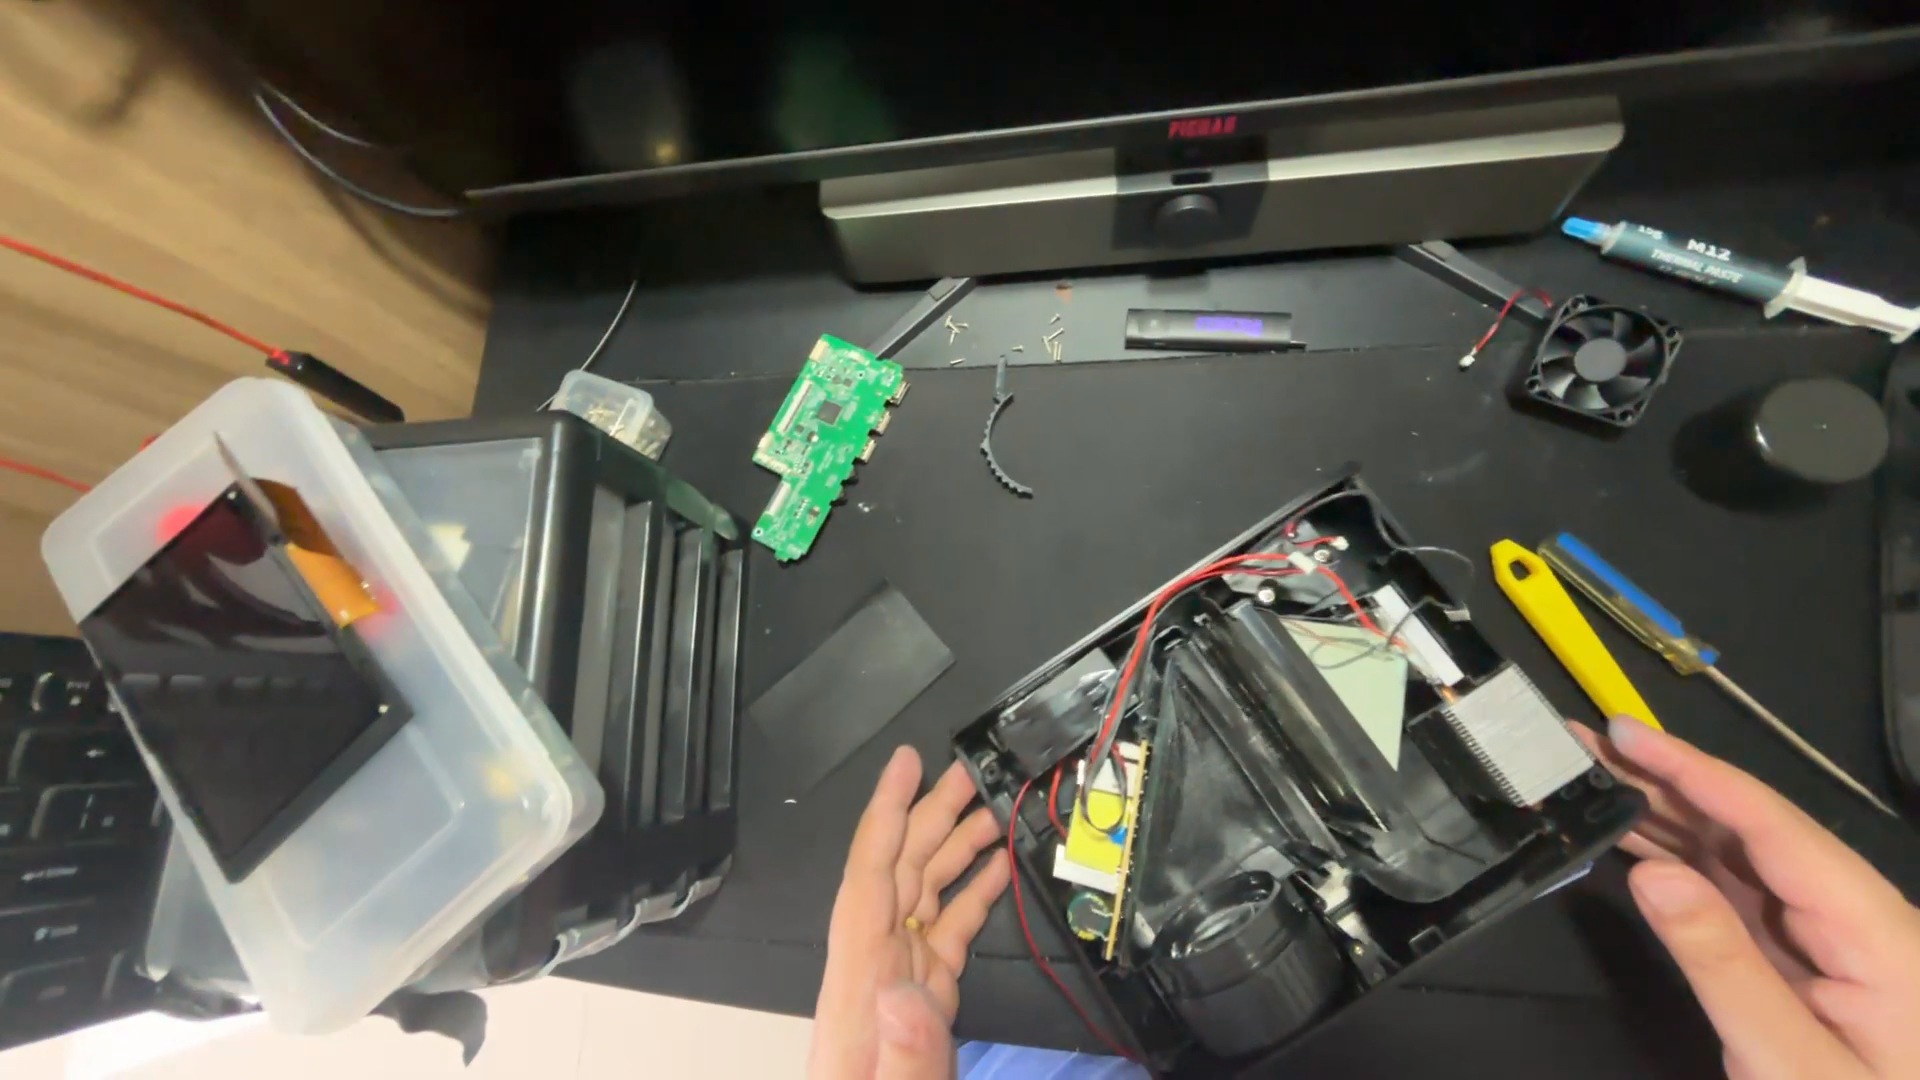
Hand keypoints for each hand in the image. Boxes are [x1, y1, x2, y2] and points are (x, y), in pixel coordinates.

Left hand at [809, 747, 1011, 1079]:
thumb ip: (904, 1062)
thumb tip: (906, 986)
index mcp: (862, 981)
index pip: (868, 876)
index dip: (886, 812)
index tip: (906, 763)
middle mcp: (878, 966)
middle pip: (901, 869)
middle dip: (932, 814)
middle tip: (971, 773)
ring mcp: (903, 980)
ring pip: (925, 892)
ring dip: (956, 847)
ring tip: (993, 812)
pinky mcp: (927, 998)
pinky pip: (947, 930)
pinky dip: (971, 894)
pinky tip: (995, 872)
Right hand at [1571, 715, 1919, 1079]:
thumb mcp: (1793, 1063)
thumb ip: (1724, 964)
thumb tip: (1649, 871)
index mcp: (1880, 936)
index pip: (1777, 828)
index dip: (1696, 771)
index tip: (1624, 732)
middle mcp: (1854, 917)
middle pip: (1748, 824)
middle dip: (1662, 775)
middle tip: (1581, 739)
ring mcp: (1821, 931)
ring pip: (1731, 845)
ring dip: (1656, 803)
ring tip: (1586, 768)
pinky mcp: (1793, 947)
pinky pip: (1723, 879)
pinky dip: (1665, 846)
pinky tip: (1618, 827)